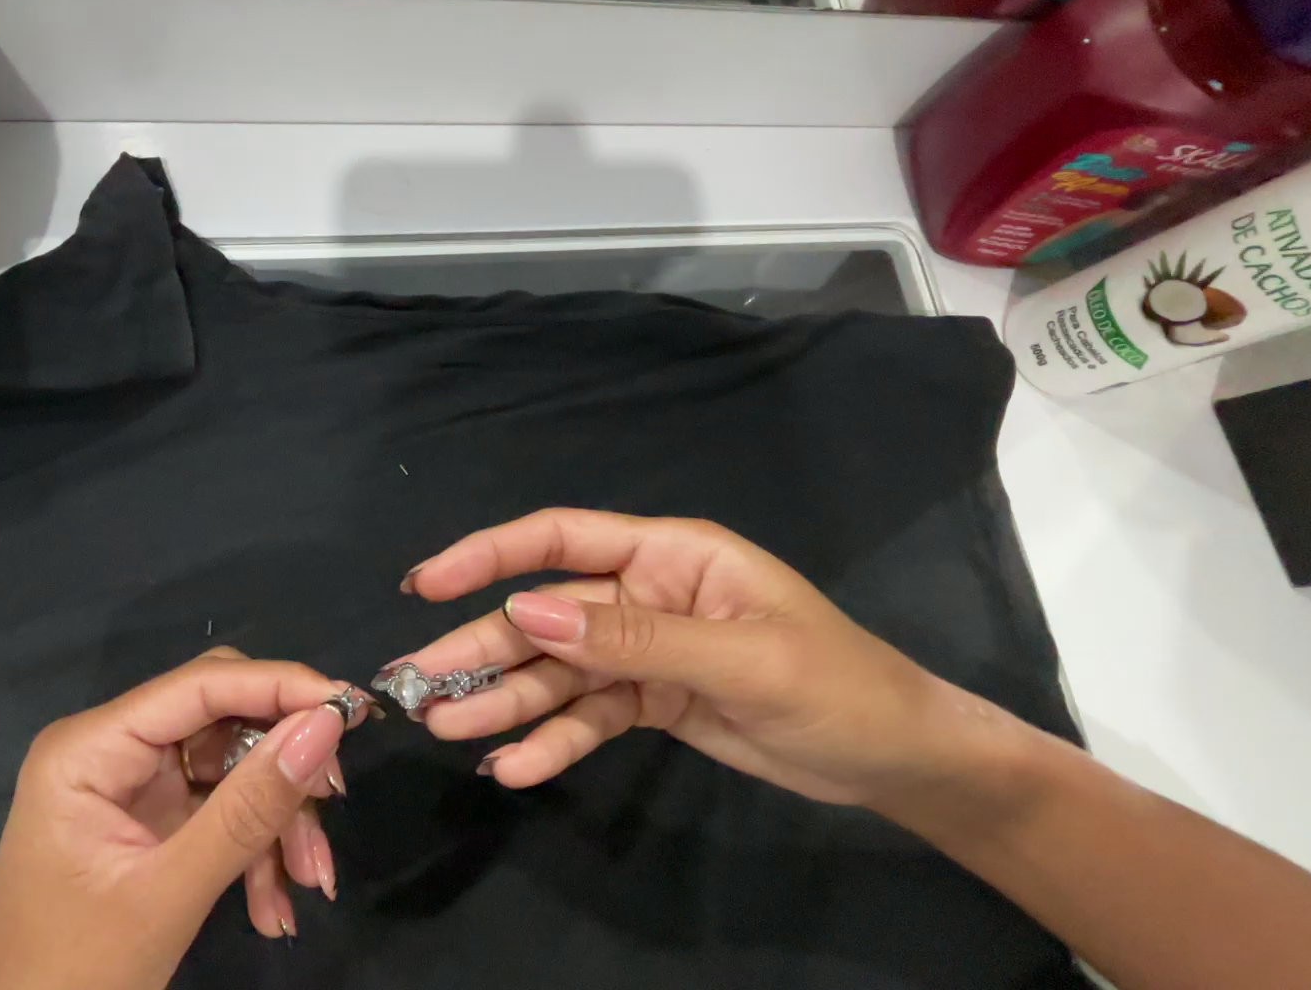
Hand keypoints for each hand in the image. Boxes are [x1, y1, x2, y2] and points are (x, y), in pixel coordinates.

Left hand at [0, 648, 369, 989]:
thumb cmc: (72, 976)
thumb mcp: (169, 893)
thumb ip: (249, 808)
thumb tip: (326, 725)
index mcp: (91, 747)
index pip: (202, 684)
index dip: (281, 685)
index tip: (351, 708)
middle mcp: (113, 746)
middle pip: (224, 717)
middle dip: (281, 762)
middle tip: (333, 797)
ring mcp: (134, 781)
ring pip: (235, 764)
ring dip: (277, 818)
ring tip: (309, 881)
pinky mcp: (153, 816)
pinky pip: (224, 806)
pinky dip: (257, 846)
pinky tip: (274, 903)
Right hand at [398, 508, 1018, 806]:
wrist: (896, 760)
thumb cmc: (836, 684)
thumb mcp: (740, 659)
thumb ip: (632, 639)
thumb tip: (527, 615)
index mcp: (666, 555)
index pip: (559, 542)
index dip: (488, 556)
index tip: (427, 585)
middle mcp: (641, 595)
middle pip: (544, 616)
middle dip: (482, 648)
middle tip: (414, 684)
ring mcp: (640, 651)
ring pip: (556, 673)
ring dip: (504, 701)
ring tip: (447, 729)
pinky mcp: (647, 701)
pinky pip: (587, 717)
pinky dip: (552, 741)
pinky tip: (513, 767)